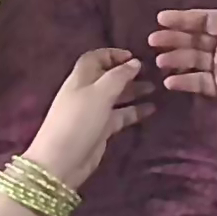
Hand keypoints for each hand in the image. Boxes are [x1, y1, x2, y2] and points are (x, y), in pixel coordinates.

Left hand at [24, 49, 154, 188]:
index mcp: (81, 78)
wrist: (62, 161)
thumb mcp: (100, 93)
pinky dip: (134, 111)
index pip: (95, 58)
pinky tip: (151, 109)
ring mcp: (94, 112)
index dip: (112, 54)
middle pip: (108, 77)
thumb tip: (134, 62)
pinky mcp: (101, 129)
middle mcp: (87, 92)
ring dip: (134, 91)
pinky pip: (120, 115)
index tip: (133, 56)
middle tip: (150, 72)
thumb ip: (119, 76)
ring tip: (154, 88)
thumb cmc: (79, 120)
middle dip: (127, 73)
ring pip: (116, 96)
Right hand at [149, 0, 216, 134]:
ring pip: (195, 60)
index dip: (186, 18)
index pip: (208, 19)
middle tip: (153, 39)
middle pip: (197, 38)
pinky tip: (169, 81)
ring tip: (160, 61)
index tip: (163, 19)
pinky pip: (200, 83)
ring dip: (177, 58)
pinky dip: (184, 81)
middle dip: (175, 37)